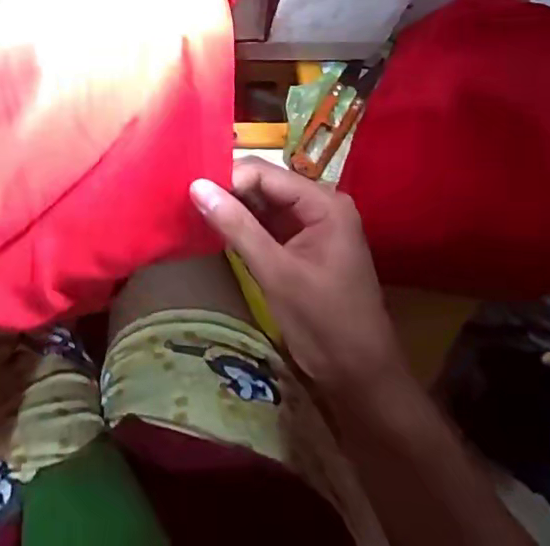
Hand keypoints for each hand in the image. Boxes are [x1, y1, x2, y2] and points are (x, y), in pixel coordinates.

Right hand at [190, 158, 402, 395]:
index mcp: (324, 203)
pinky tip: (217, 229)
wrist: (361, 376)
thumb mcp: (276, 272)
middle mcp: (321, 203)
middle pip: (263, 182)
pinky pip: (267, 221)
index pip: (265, 173)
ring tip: (195, 212)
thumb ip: (237, 226)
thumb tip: (196, 186)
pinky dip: (244, 225)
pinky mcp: (303, 242)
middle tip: (188, 202)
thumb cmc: (325, 323)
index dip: (227, 179)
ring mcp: (313, 223)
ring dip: (233, 207)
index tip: (192, 194)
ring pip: (262, 201)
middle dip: (228, 191)